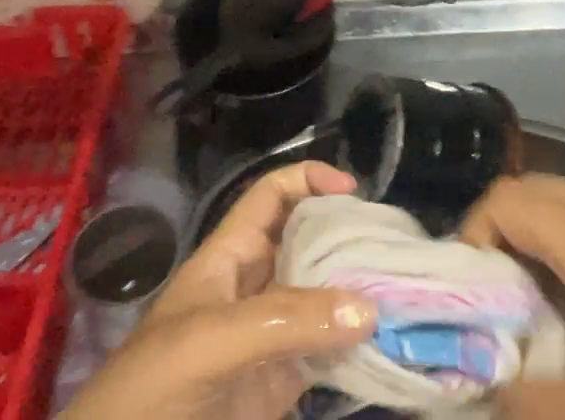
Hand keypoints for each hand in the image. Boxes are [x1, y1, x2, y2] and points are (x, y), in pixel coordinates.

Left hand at [62, 162, 377, 419]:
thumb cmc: (154, 385)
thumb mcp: (210, 340)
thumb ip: (285, 320)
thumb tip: (368, 308)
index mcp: (230, 256)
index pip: (271, 197)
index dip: (308, 180)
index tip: (354, 191)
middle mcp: (257, 287)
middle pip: (310, 244)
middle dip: (351, 239)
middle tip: (398, 250)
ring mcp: (273, 336)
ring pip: (327, 299)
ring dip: (364, 295)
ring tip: (411, 293)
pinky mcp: (285, 383)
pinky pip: (332, 354)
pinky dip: (363, 348)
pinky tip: (396, 346)